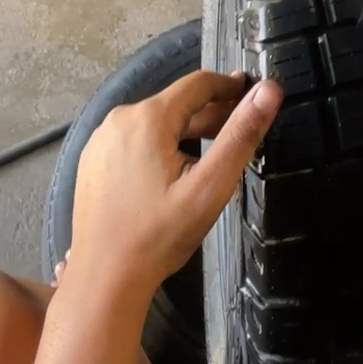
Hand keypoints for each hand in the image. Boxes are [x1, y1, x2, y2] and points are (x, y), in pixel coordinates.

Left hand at [69, 71, 281, 297]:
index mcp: (148, 117)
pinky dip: (160, 144)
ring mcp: (101, 140)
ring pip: (154, 122)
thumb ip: (241, 135)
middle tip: (241, 124)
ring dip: (186, 128)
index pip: (198, 84)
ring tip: (215, 146)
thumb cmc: (160, 235)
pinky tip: (175, 167)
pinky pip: (134, 140)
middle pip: (175, 103)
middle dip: (211, 111)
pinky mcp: (93, 161)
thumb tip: (269, 90)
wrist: (105, 279)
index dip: (229, 85)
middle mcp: (119, 119)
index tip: (252, 91)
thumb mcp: (210, 186)